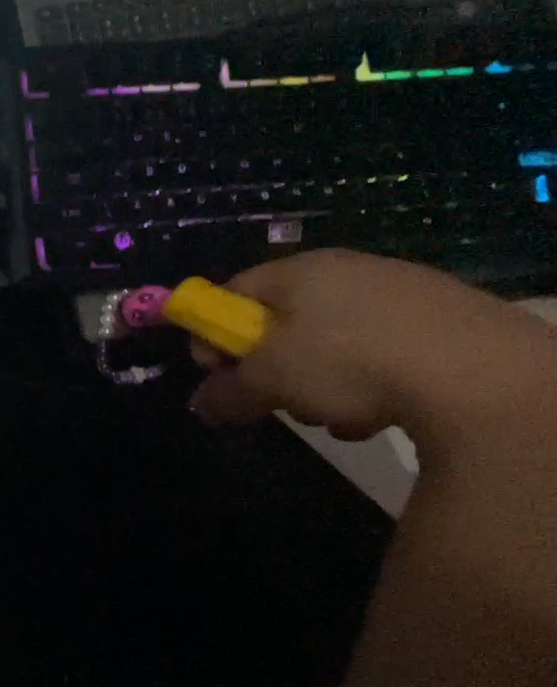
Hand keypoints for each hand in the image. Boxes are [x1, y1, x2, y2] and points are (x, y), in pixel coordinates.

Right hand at [189, 250, 556, 443]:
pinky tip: (381, 414)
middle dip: (270, 368)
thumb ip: (223, 393)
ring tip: (336, 416)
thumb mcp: (265, 384)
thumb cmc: (349, 363)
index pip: (229, 293)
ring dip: (319, 385)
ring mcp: (405, 293)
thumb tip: (201, 405)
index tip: (218, 373)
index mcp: (299, 271)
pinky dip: (370, 384)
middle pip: (281, 322)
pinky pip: (382, 353)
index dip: (211, 334)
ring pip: (331, 343)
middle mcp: (349, 270)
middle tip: (274, 401)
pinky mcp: (448, 322)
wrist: (486, 378)